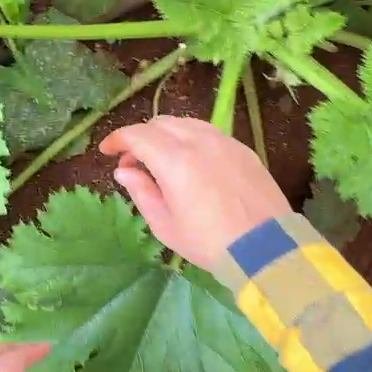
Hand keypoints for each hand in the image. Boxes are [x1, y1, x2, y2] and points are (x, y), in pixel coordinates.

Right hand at [99, 116, 291, 271]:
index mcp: (175, 160)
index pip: (137, 135)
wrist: (265, 247)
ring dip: (165, 135)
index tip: (107, 152)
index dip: (117, 140)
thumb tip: (124, 172)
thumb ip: (141, 192)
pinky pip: (208, 132)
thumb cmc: (209, 242)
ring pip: (186, 123)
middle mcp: (199, 141)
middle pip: (160, 123)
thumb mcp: (165, 225)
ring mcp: (224, 142)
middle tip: (132, 164)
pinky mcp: (242, 149)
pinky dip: (189, 139)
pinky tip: (190, 162)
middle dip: (141, 138)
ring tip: (160, 161)